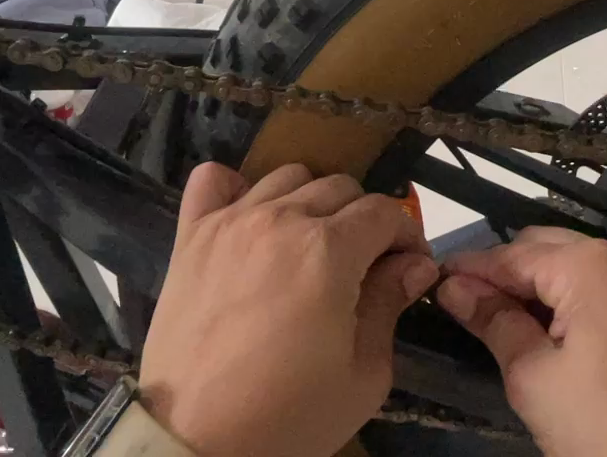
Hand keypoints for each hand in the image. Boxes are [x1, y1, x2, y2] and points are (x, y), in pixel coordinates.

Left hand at [139, 162, 438, 456]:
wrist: (194, 443)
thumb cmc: (287, 418)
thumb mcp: (362, 376)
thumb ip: (389, 305)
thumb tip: (415, 264)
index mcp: (329, 251)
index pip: (383, 211)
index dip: (405, 235)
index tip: (407, 266)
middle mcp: (282, 219)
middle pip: (340, 186)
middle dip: (363, 219)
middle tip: (361, 264)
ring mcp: (232, 220)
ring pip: (288, 176)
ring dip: (309, 202)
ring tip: (307, 243)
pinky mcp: (191, 233)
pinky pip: (212, 179)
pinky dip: (233, 186)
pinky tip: (246, 216)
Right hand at [437, 226, 606, 456]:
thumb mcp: (534, 380)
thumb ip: (492, 322)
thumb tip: (452, 288)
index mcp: (590, 264)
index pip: (511, 255)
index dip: (470, 269)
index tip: (432, 281)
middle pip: (544, 250)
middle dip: (504, 274)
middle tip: (465, 306)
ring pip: (574, 267)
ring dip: (536, 287)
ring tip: (501, 322)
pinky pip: (604, 288)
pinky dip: (570, 301)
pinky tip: (548, 333)